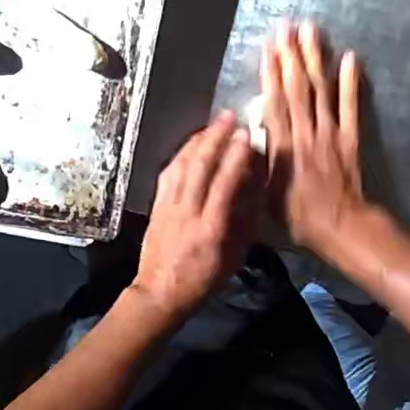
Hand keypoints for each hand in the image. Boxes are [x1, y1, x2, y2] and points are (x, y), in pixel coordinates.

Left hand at [130, 110, 259, 318]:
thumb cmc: (202, 279)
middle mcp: (187, 212)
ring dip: (196, 141)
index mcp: (211, 228)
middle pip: (199, 167)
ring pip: (181, 166)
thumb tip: (253, 192)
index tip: (246, 136)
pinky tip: (189, 146)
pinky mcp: (156, 206)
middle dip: (214, 138)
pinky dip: (180, 156)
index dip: (236, 158)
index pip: (224, 185)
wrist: (160, 292)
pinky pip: (167, 174)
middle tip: (228, 117)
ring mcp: (168, 207)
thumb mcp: (233, 257)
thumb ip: (243, 224)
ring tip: (211, 126)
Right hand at [263, 19, 375, 256]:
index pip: (274, 101)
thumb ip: (257, 162)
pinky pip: (350, 106)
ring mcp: (330, 133)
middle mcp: (305, 133)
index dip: (270, 71)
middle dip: (291, 53)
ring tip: (311, 30)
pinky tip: (349, 58)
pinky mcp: (350, 138)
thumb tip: (247, 135)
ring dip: (315, 58)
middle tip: (287, 25)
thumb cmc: (298, 216)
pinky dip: (350, 82)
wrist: (340, 228)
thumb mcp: (266, 194)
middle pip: (297, 87)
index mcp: (282, 146)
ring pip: (320, 89)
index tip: (267, 46)